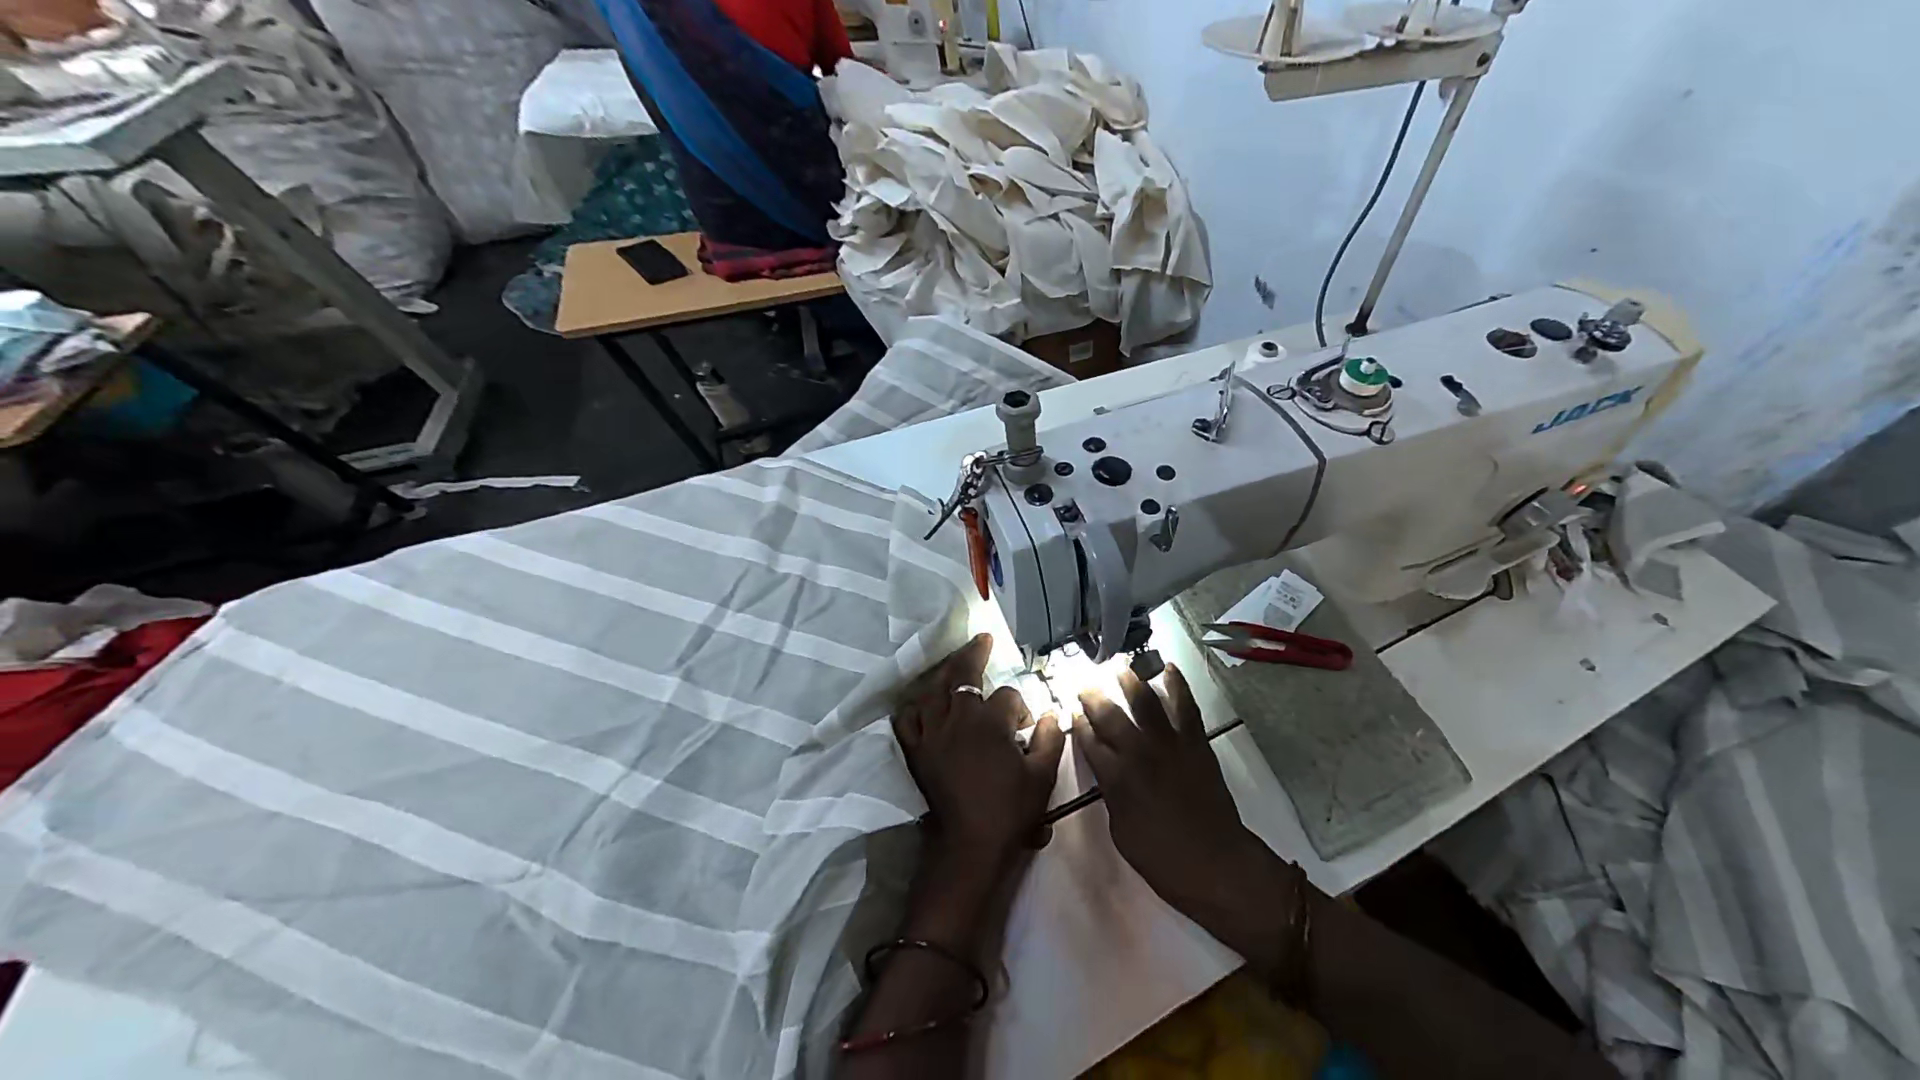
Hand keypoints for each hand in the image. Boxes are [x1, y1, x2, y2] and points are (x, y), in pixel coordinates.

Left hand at [892, 634, 1065, 870]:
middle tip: (982, 638)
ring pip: (932, 690)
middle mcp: (957, 718)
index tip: (1028, 724)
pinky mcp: (915, 751)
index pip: (1009, 695)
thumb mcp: (1043, 776)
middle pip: (962, 674)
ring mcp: (931, 733)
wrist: (970, 845)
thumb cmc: (1010, 811)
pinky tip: (922, 705)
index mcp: (990, 721)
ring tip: (953, 666)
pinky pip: (907, 719)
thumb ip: (1050, 740)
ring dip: (944, 674)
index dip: (1022, 706)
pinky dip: (913, 708)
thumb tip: (1051, 715)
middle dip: (974, 653)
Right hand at [1073, 665, 1300, 974]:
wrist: (1214, 862)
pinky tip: (1169, 669)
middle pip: (1109, 716)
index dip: (1078, 725)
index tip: (1071, 713)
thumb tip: (1108, 770)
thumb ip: (1111, 792)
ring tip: (1119, 666)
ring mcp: (1168, 743)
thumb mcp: (1120, 828)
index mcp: (1114, 777)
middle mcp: (1137, 753)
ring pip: (1145, 701)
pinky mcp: (1195, 742)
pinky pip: (1185, 706)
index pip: (1088, 741)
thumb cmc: (1160, 856)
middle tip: (1085, 686)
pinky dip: (1177, 685)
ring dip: (1130, 681)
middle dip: (1093, 698)